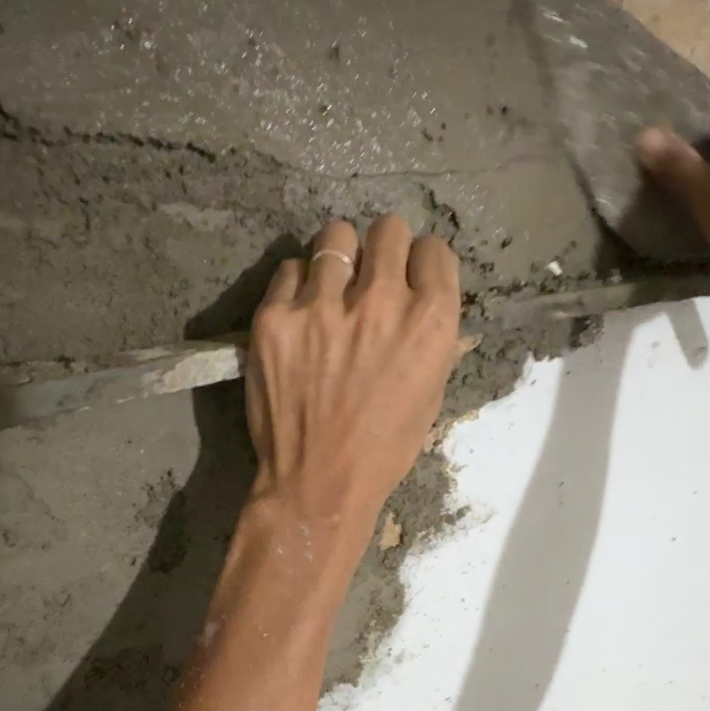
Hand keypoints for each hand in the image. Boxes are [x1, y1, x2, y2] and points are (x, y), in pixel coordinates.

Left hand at [244, 216, 461, 537]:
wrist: (318, 481)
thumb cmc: (384, 449)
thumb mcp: (431, 394)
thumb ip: (431, 338)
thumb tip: (425, 305)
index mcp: (430, 322)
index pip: (434, 250)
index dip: (422, 263)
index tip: (411, 278)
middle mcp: (380, 301)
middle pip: (387, 229)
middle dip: (384, 248)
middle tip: (371, 276)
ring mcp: (323, 305)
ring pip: (335, 236)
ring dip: (339, 257)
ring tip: (332, 286)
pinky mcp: (276, 316)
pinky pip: (291, 270)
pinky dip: (298, 286)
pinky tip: (301, 315)